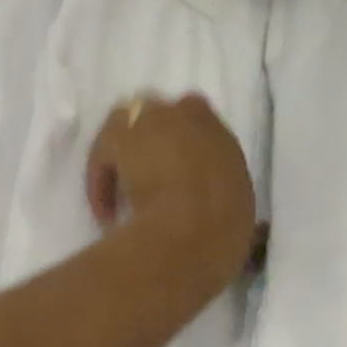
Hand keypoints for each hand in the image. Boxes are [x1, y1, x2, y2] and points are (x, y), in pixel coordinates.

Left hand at [85, 91, 257, 283]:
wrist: (190, 232)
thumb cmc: (223, 232)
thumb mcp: (242, 220)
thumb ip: (232, 209)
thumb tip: (245, 226)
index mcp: (225, 139)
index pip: (200, 130)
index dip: (183, 155)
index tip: (177, 184)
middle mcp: (192, 115)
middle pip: (163, 117)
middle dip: (152, 142)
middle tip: (144, 180)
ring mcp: (154, 117)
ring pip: (128, 124)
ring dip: (124, 153)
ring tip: (119, 194)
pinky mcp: (119, 134)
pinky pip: (104, 153)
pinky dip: (101, 180)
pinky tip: (104, 211)